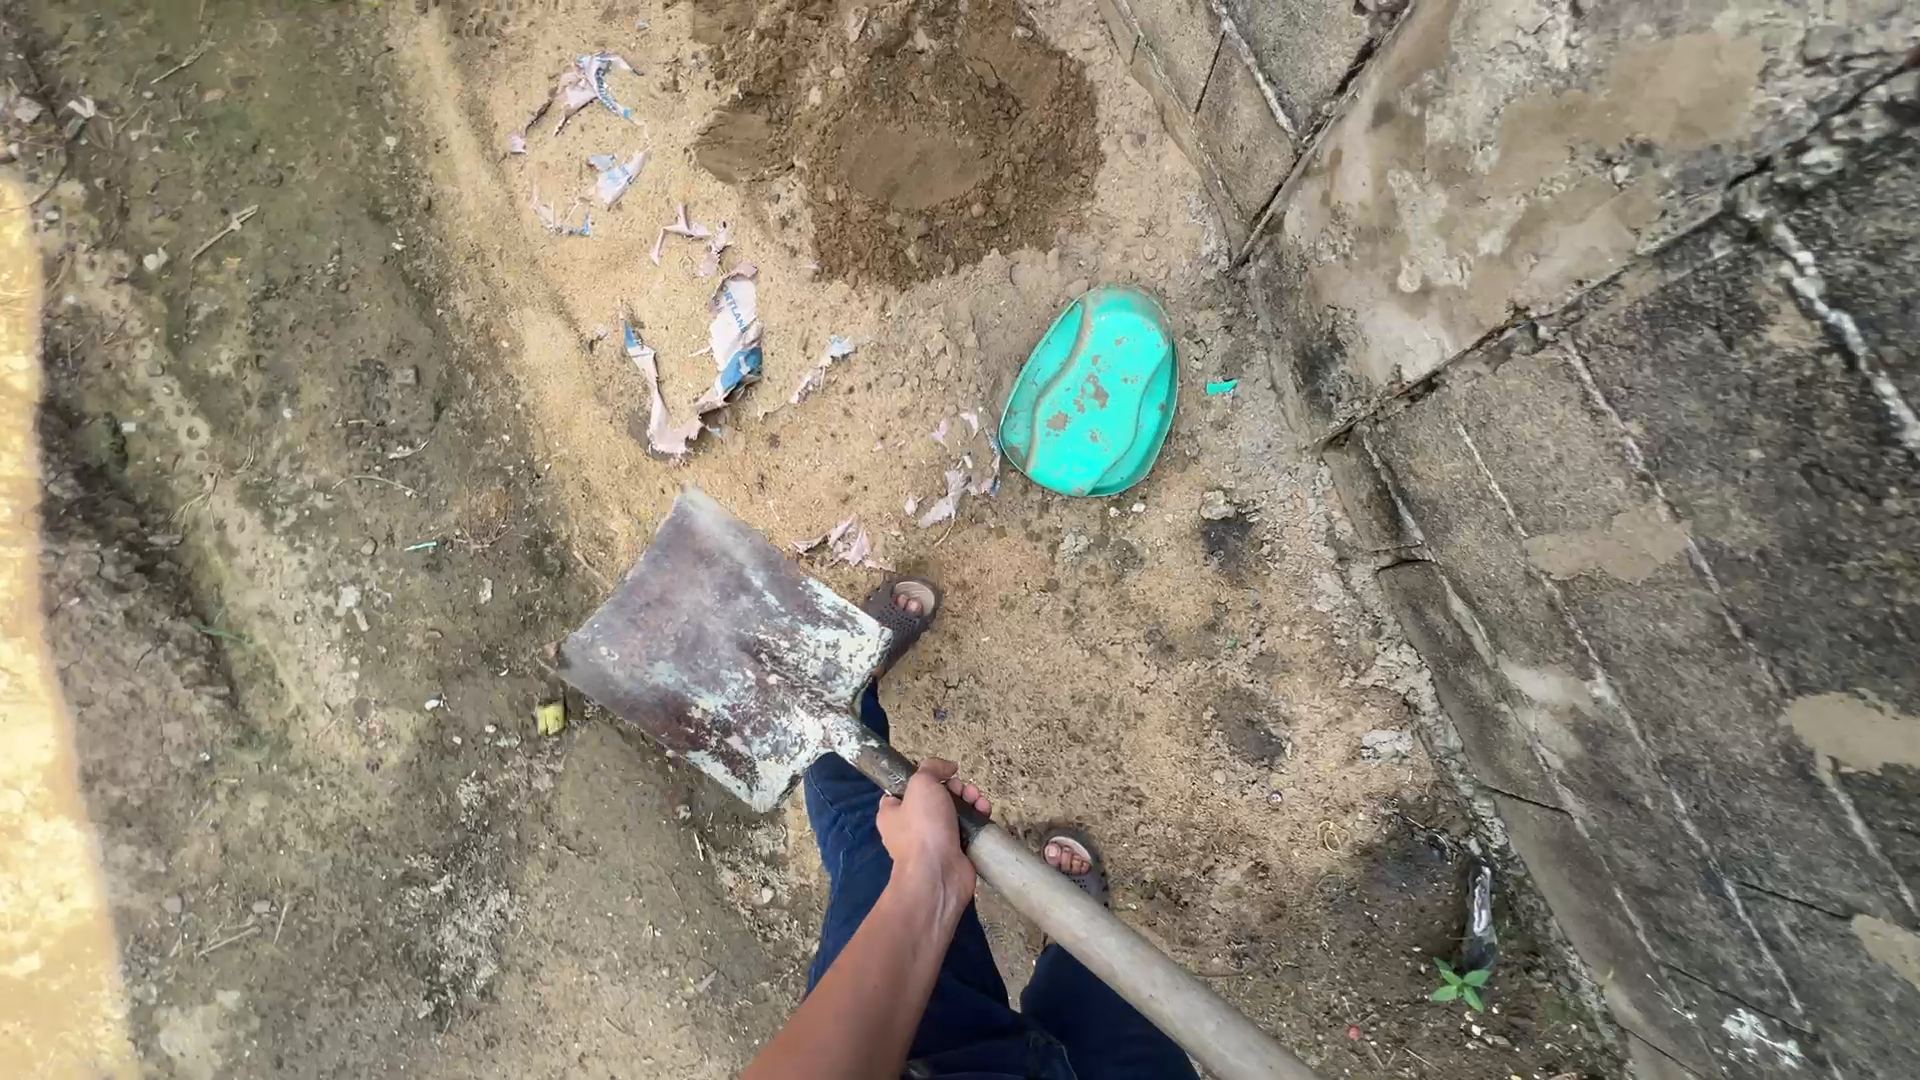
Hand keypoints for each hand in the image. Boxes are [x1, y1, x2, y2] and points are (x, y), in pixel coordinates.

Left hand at [876, 759, 991, 920]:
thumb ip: (932, 768)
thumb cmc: (923, 827)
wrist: (938, 874)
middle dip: (956, 788)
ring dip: (971, 799)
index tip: (941, 776)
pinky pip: (969, 827)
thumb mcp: (921, 784)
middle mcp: (912, 826)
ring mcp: (935, 839)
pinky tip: (985, 811)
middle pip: (938, 795)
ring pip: (956, 809)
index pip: (907, 787)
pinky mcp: (957, 850)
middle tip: (963, 790)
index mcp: (893, 811)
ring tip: (977, 800)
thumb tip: (948, 767)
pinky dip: (978, 817)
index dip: (926, 778)